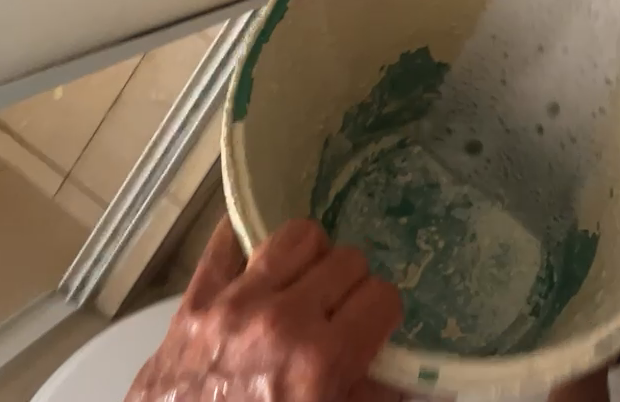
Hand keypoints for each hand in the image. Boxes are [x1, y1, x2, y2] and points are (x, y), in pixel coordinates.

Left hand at [125, 219, 402, 401]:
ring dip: (307, 259)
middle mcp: (280, 322)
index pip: (383, 297)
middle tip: (336, 314)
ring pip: (298, 234)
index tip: (371, 331)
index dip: (381, 316)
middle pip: (348, 258)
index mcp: (319, 362)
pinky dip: (242, 246)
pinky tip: (255, 265)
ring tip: (300, 287)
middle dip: (349, 286)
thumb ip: (376, 399)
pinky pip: (224, 242)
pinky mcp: (192, 304)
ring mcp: (232, 306)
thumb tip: (427, 384)